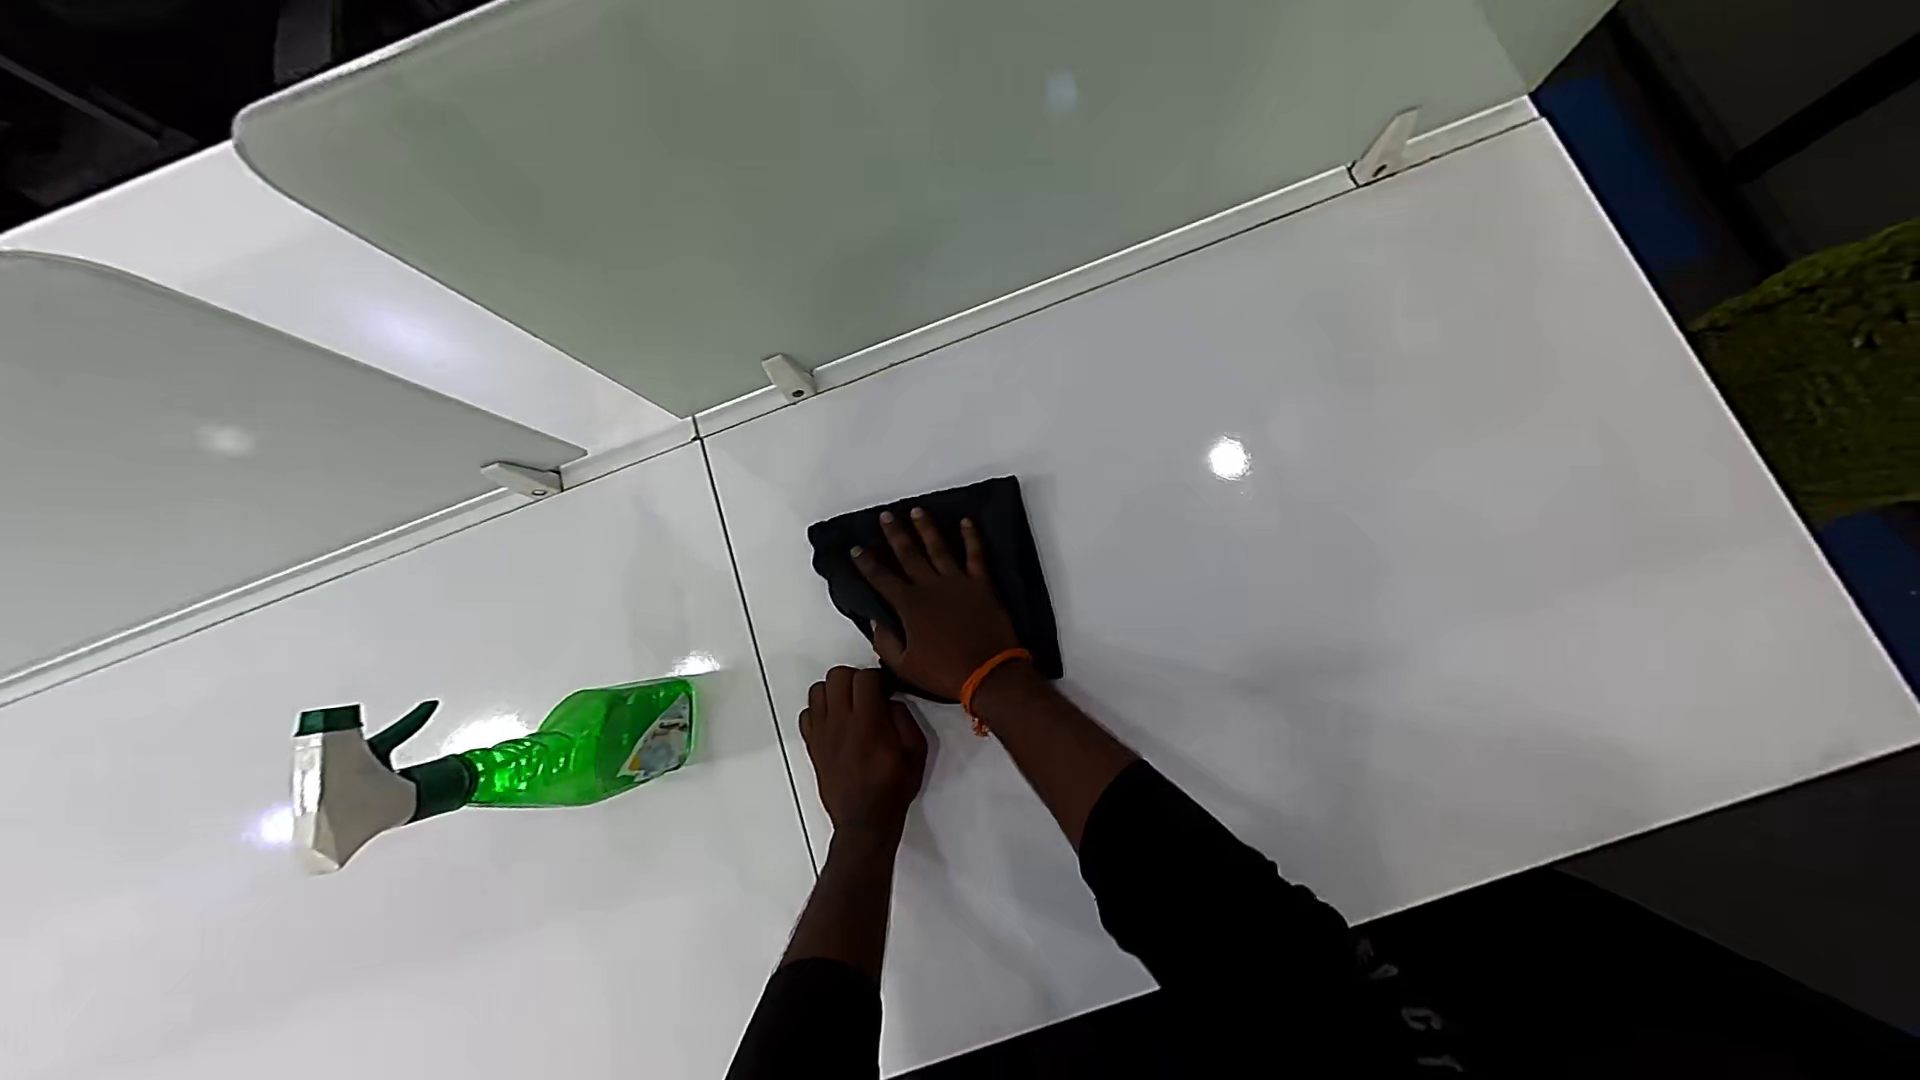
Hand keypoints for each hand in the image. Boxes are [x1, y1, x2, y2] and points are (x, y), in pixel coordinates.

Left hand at [799, 667, 927, 835]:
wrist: (865, 820)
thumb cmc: (892, 788)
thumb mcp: (916, 750)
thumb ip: (904, 718)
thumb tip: (890, 702)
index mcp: (868, 722)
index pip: (865, 677)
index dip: (879, 677)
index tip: (887, 687)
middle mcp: (840, 722)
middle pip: (837, 675)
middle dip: (855, 677)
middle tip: (868, 692)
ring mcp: (822, 733)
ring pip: (818, 690)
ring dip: (835, 690)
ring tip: (850, 704)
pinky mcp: (812, 745)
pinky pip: (806, 714)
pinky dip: (819, 711)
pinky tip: (835, 721)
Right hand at [852, 508, 1023, 699]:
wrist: (988, 673)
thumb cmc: (945, 672)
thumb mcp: (905, 666)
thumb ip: (886, 642)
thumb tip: (875, 622)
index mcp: (910, 606)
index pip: (881, 578)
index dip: (867, 562)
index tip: (857, 548)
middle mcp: (931, 586)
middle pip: (908, 553)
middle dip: (895, 533)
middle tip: (886, 516)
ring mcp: (958, 581)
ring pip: (938, 546)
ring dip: (926, 527)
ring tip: (917, 511)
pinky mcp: (982, 583)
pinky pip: (976, 553)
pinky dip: (971, 536)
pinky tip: (966, 522)